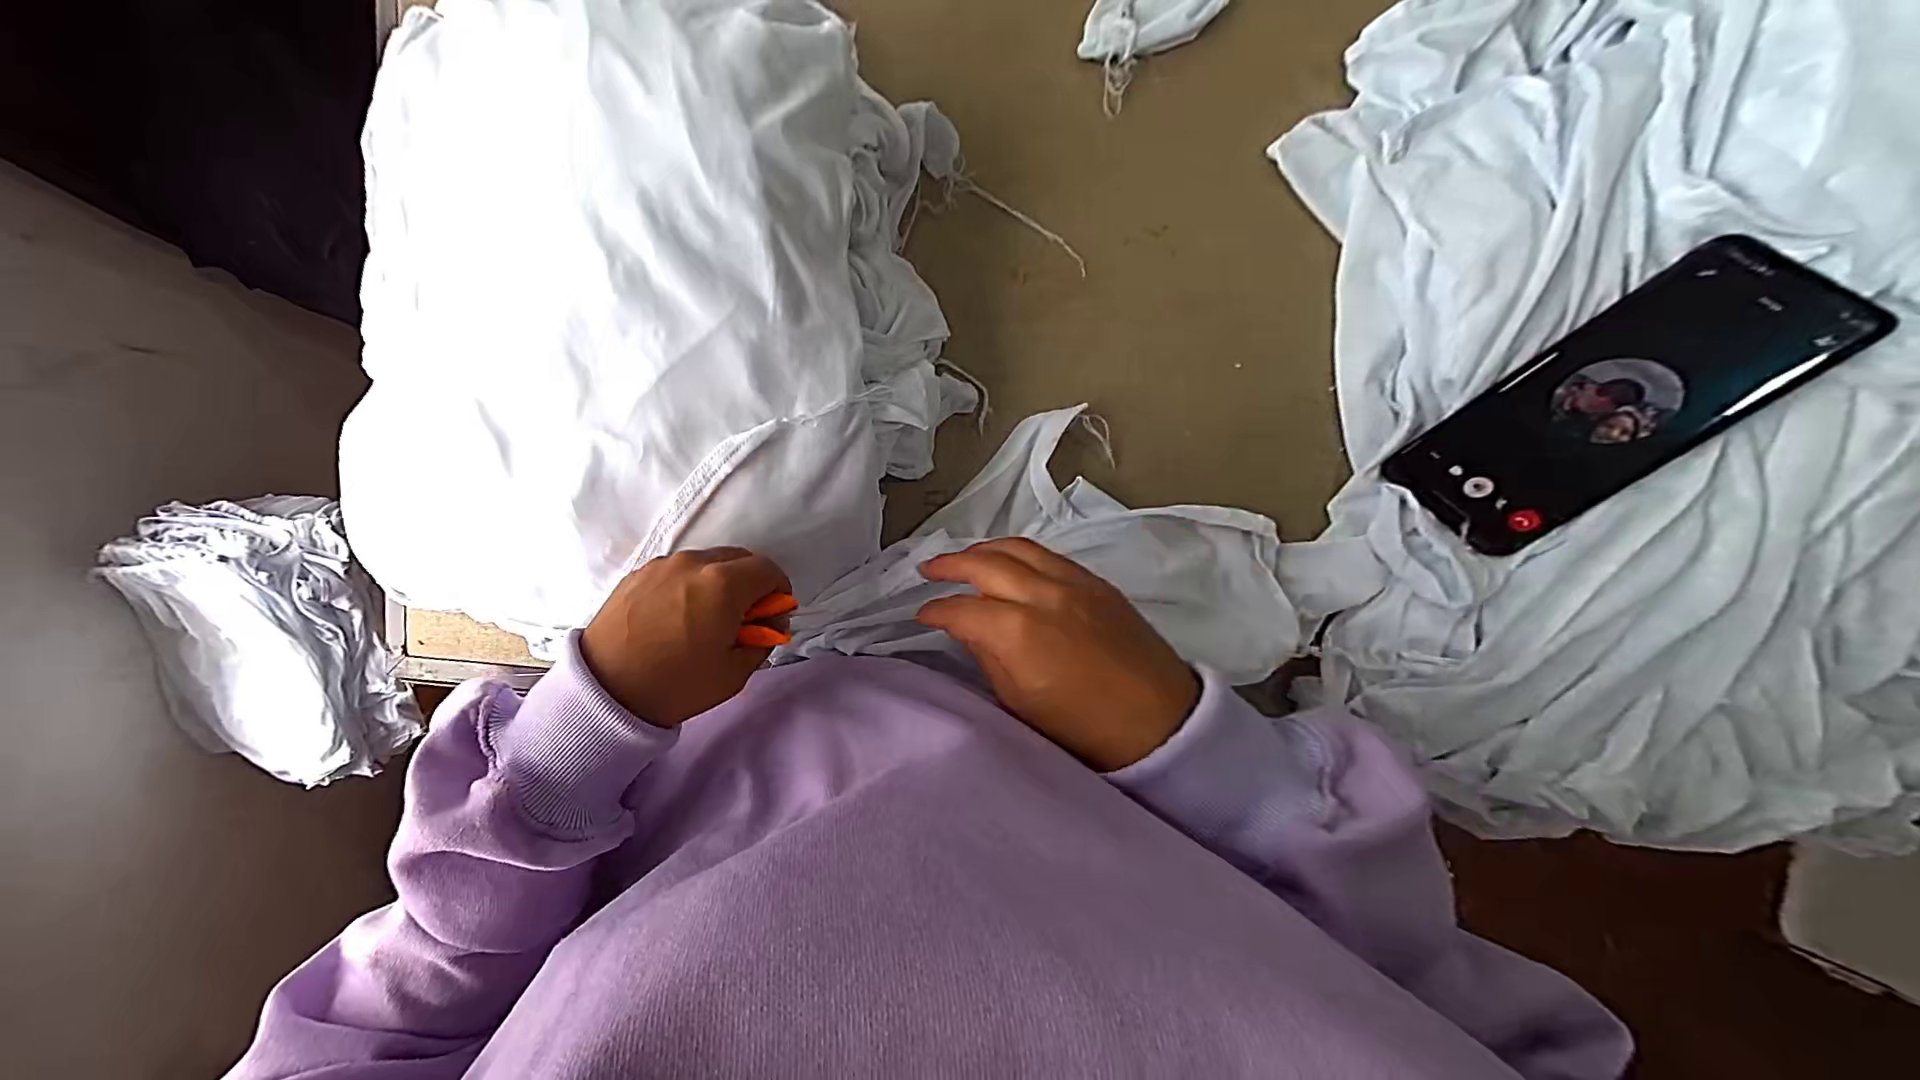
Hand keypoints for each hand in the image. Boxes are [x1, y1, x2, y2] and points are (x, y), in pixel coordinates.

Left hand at [580, 548, 790, 727]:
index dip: (780, 592)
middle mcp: (695, 563)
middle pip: (741, 558)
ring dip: (720, 581)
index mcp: (724, 584)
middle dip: (752, 583)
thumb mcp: (735, 672)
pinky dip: (690, 584)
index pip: (769, 570)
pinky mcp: (639, 573)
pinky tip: (679, 615)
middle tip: (745, 617)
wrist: (603, 692)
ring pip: (708, 561)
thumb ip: (765, 639)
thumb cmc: (675, 684)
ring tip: (707, 617)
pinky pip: (679, 569)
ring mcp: (663, 564)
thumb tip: (771, 622)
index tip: (774, 614)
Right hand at [915, 538, 1199, 770]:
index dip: (936, 611)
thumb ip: (987, 656)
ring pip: (1018, 548)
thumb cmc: (1086, 729)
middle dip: (950, 564)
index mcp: (1019, 632)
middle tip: (929, 570)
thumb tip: (966, 629)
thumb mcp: (1020, 703)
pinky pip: (1048, 555)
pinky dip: (1019, 553)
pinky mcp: (1097, 583)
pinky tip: (1010, 564)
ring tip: (964, 559)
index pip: (962, 609)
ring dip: (984, 550)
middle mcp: (1044, 594)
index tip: (923, 615)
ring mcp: (1074, 583)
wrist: (1161, 722)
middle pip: (985, 564)